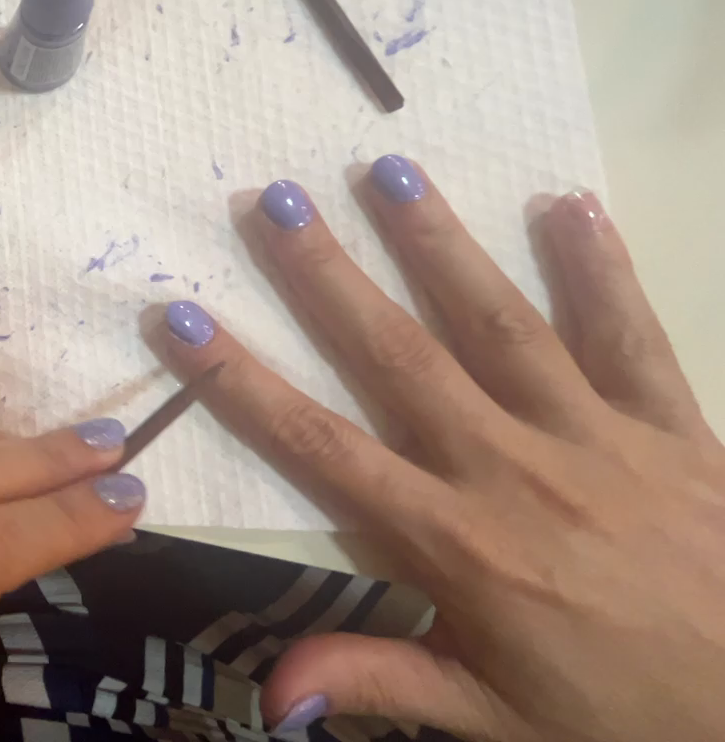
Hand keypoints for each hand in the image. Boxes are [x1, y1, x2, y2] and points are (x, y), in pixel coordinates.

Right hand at [157, 158, 724, 741]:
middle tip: (275, 199)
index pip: (314, 443)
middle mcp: (507, 470)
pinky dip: (598, 269)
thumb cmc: (630, 717)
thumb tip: (268, 695)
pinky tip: (565, 203)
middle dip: (325, 273)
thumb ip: (378, 681)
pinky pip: (633, 338)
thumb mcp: (495, 720)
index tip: (180, 318)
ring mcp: (597, 440)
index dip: (238, 380)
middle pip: (395, 354)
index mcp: (450, 540)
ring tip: (386, 167)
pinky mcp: (681, 430)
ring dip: (436, 242)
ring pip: (499, 324)